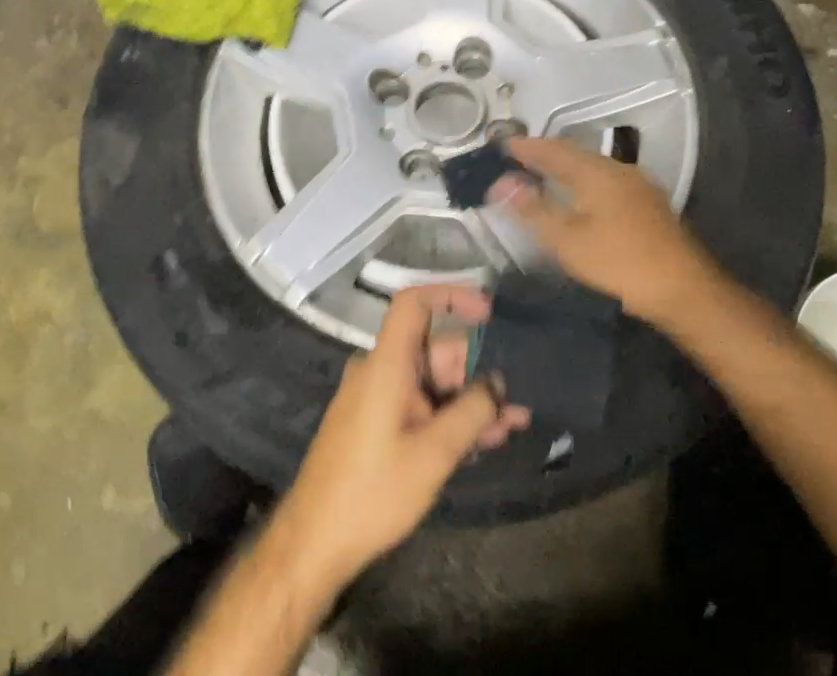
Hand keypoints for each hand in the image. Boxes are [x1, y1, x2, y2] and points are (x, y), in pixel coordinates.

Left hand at [269, 284, 531, 587]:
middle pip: (435, 351)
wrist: (315, 542)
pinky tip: (488, 438)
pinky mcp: (378, 426)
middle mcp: (379, 373)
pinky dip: (451, 418)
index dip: (451, 295)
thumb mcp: (434, 453)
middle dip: (480, 369)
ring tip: (516, 422)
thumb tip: (498, 382)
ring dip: (473, 401)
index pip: (413, 304)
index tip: (489, 312)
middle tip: (520, 395)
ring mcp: (377, 400)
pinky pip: (421, 407)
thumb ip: (472, 411)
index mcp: (385, 365)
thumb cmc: (374, 491)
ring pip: (433, 384)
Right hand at [490, 137, 731, 324]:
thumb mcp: (567, 239)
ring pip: (594, 167)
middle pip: (575, 153)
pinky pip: (607, 180)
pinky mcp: (648, 203)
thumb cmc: (618, 261)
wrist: (681, 287)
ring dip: (566, 167)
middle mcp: (619, 169)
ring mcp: (638, 185)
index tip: (501, 144)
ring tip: (543, 173)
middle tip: (518, 157)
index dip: (526, 146)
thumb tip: (501, 183)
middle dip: (545, 153)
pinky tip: (580, 195)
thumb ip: (533, 209)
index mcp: (596, 172)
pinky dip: (584, 180)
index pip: (553, 150)